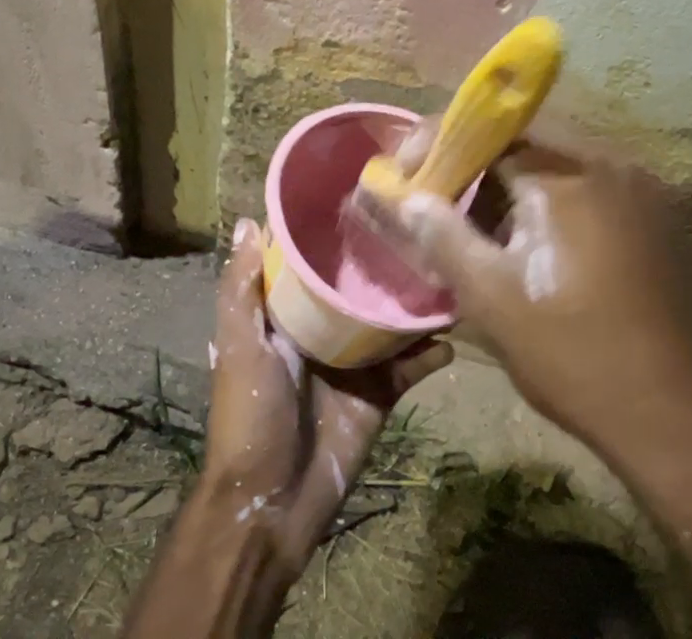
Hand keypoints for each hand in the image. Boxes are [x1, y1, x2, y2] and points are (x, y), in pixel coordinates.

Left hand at [200, 218, 450, 565]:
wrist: (272, 502)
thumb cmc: (249, 416)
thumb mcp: (239, 347)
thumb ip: (242, 289)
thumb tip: (250, 222)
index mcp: (284, 316)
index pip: (309, 263)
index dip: (330, 232)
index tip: (364, 190)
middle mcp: (321, 331)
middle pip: (357, 288)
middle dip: (385, 262)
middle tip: (424, 224)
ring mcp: (354, 363)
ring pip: (390, 322)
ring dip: (415, 303)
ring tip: (450, 268)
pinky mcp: (380, 393)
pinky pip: (410, 366)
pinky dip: (431, 352)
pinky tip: (451, 334)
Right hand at [358, 123, 691, 463]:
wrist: (686, 421)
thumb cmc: (579, 359)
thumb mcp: (494, 301)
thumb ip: (444, 237)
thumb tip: (406, 195)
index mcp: (571, 175)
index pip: (490, 132)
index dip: (439, 145)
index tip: (403, 176)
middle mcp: (615, 165)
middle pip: (526, 142)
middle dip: (473, 165)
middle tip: (434, 201)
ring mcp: (646, 193)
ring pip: (560, 165)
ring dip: (511, 186)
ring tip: (474, 226)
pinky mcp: (661, 223)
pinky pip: (591, 190)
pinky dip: (551, 202)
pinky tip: (530, 245)